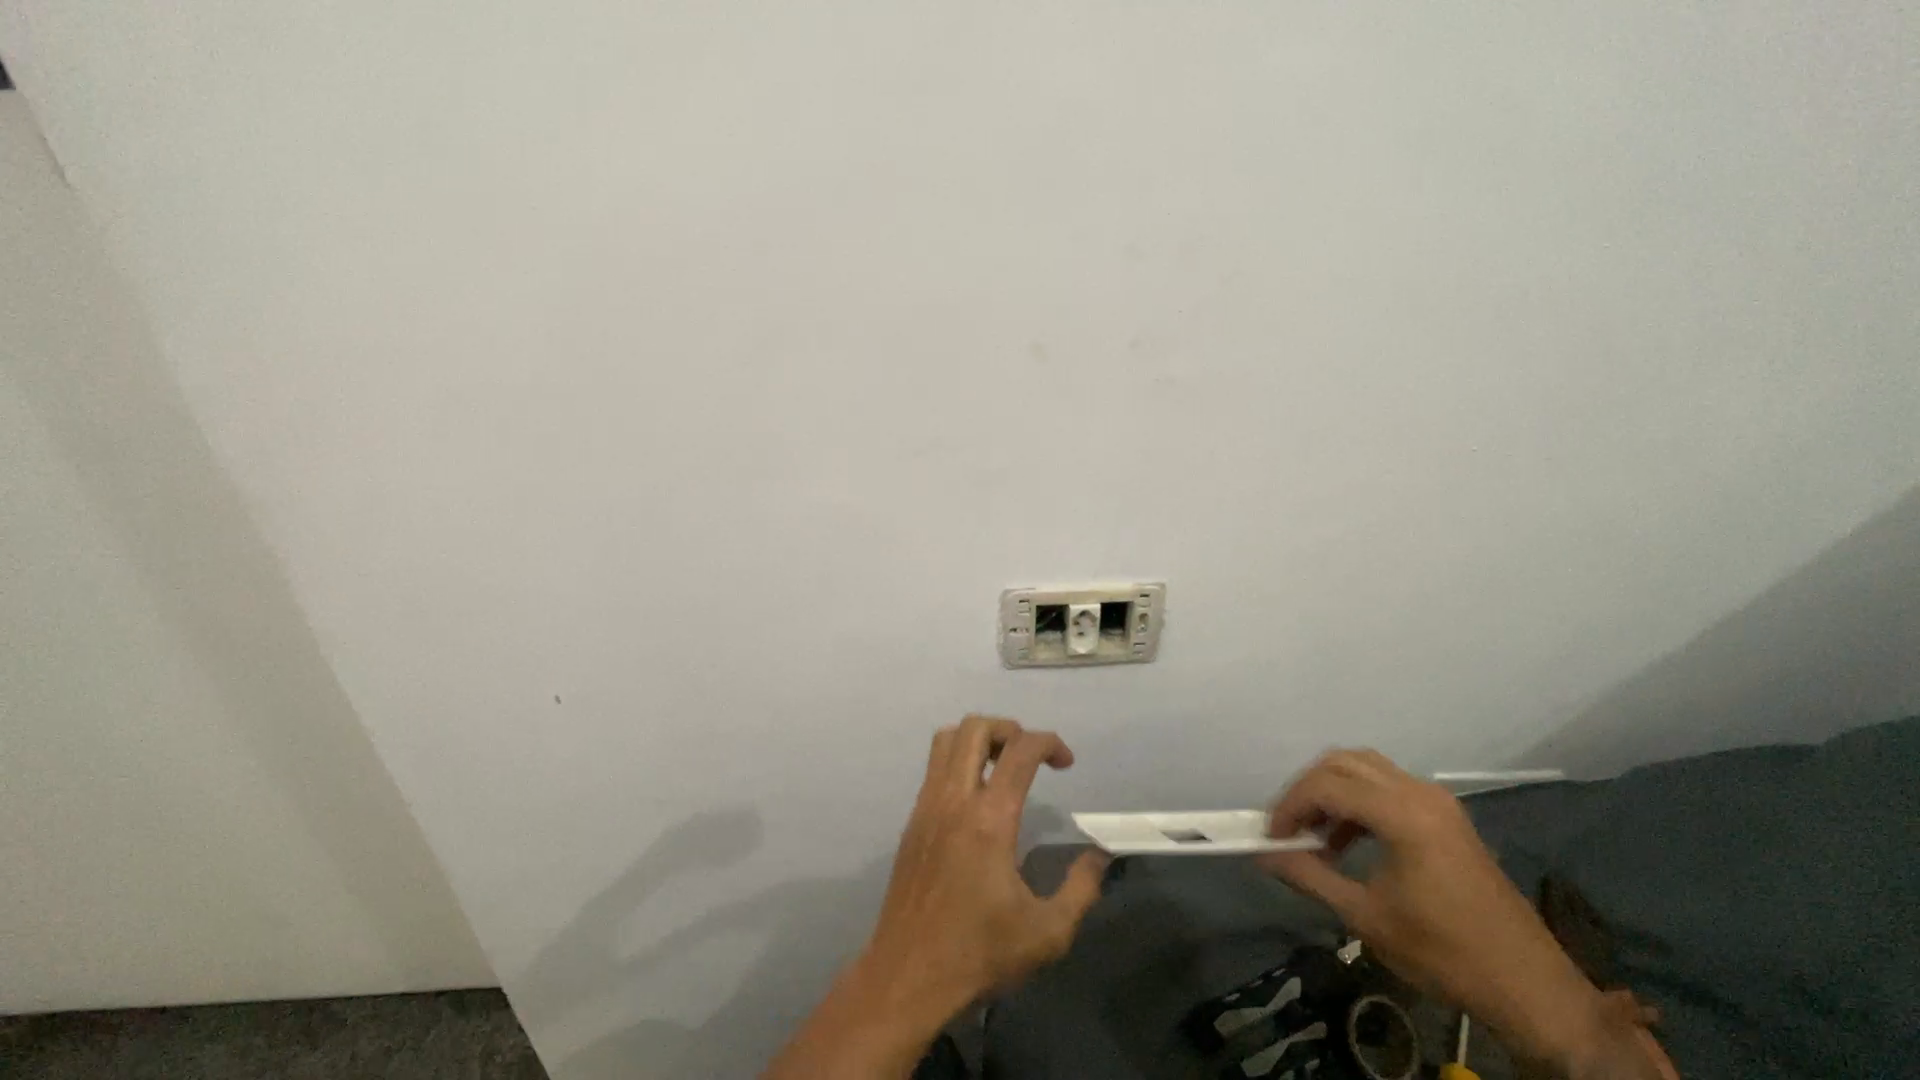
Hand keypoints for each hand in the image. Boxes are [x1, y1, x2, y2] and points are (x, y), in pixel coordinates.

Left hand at [863, 715, 1108, 1003]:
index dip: (1049, 742)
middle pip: (974, 729)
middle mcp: (952, 802)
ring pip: (945, 741)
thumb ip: (1081, 888)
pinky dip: (958, 764)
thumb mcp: (1048, 933)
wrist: (907, 978)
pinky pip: (933, 770)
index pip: (1019, 751)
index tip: (1067, 763)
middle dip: (1010, 728)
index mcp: (988, 821)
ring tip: (1004, 768)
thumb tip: (1098, 856)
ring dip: (979, 741)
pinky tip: (978, 801)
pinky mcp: (911, 825)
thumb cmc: (979, 955)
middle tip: (1032, 757)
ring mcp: (925, 809)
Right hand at [1259, 750, 1671, 1077]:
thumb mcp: (1365, 917)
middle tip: (1288, 829)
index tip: (1271, 839)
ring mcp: (1438, 803)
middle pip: (1344, 763)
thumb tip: (1265, 855)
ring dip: (1333, 793)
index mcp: (1402, 814)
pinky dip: (1358, 803)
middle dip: (1307, 791)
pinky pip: (1389, 789)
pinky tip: (1347, 843)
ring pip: (1367, 770)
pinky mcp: (1446, 818)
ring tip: (1313, 836)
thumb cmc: (1442, 952)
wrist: (1526, 983)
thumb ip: (1309, 876)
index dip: (1289, 807)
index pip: (1326, 785)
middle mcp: (1420, 794)